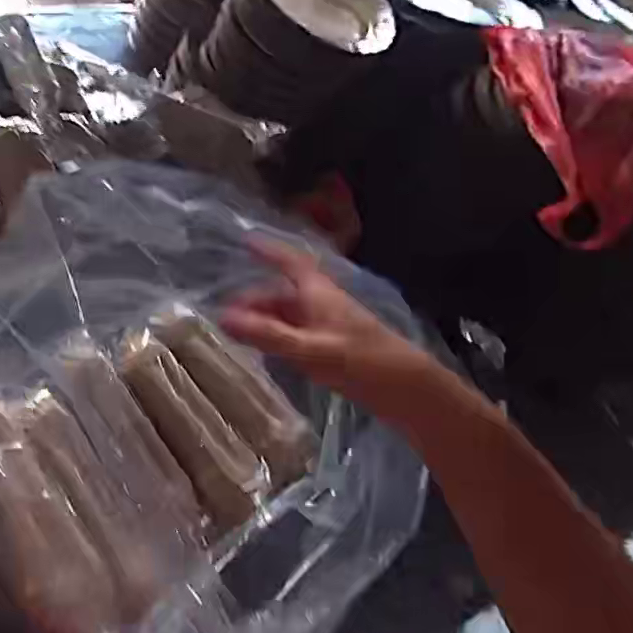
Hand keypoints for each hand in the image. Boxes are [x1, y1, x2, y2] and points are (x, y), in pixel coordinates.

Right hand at [219, 238, 425, 402]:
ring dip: (264, 320)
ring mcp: (327, 327)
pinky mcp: (332, 348)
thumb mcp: (310, 349)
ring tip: (238, 334)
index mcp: (318, 293)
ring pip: (288, 316)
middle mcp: (321, 304)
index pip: (290, 262)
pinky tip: (265, 351)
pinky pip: (296, 335)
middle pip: (283, 293)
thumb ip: (268, 335)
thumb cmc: (362, 361)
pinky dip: (277, 337)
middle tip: (226, 313)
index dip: (269, 251)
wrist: (409, 391)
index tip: (246, 241)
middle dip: (255, 299)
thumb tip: (224, 318)